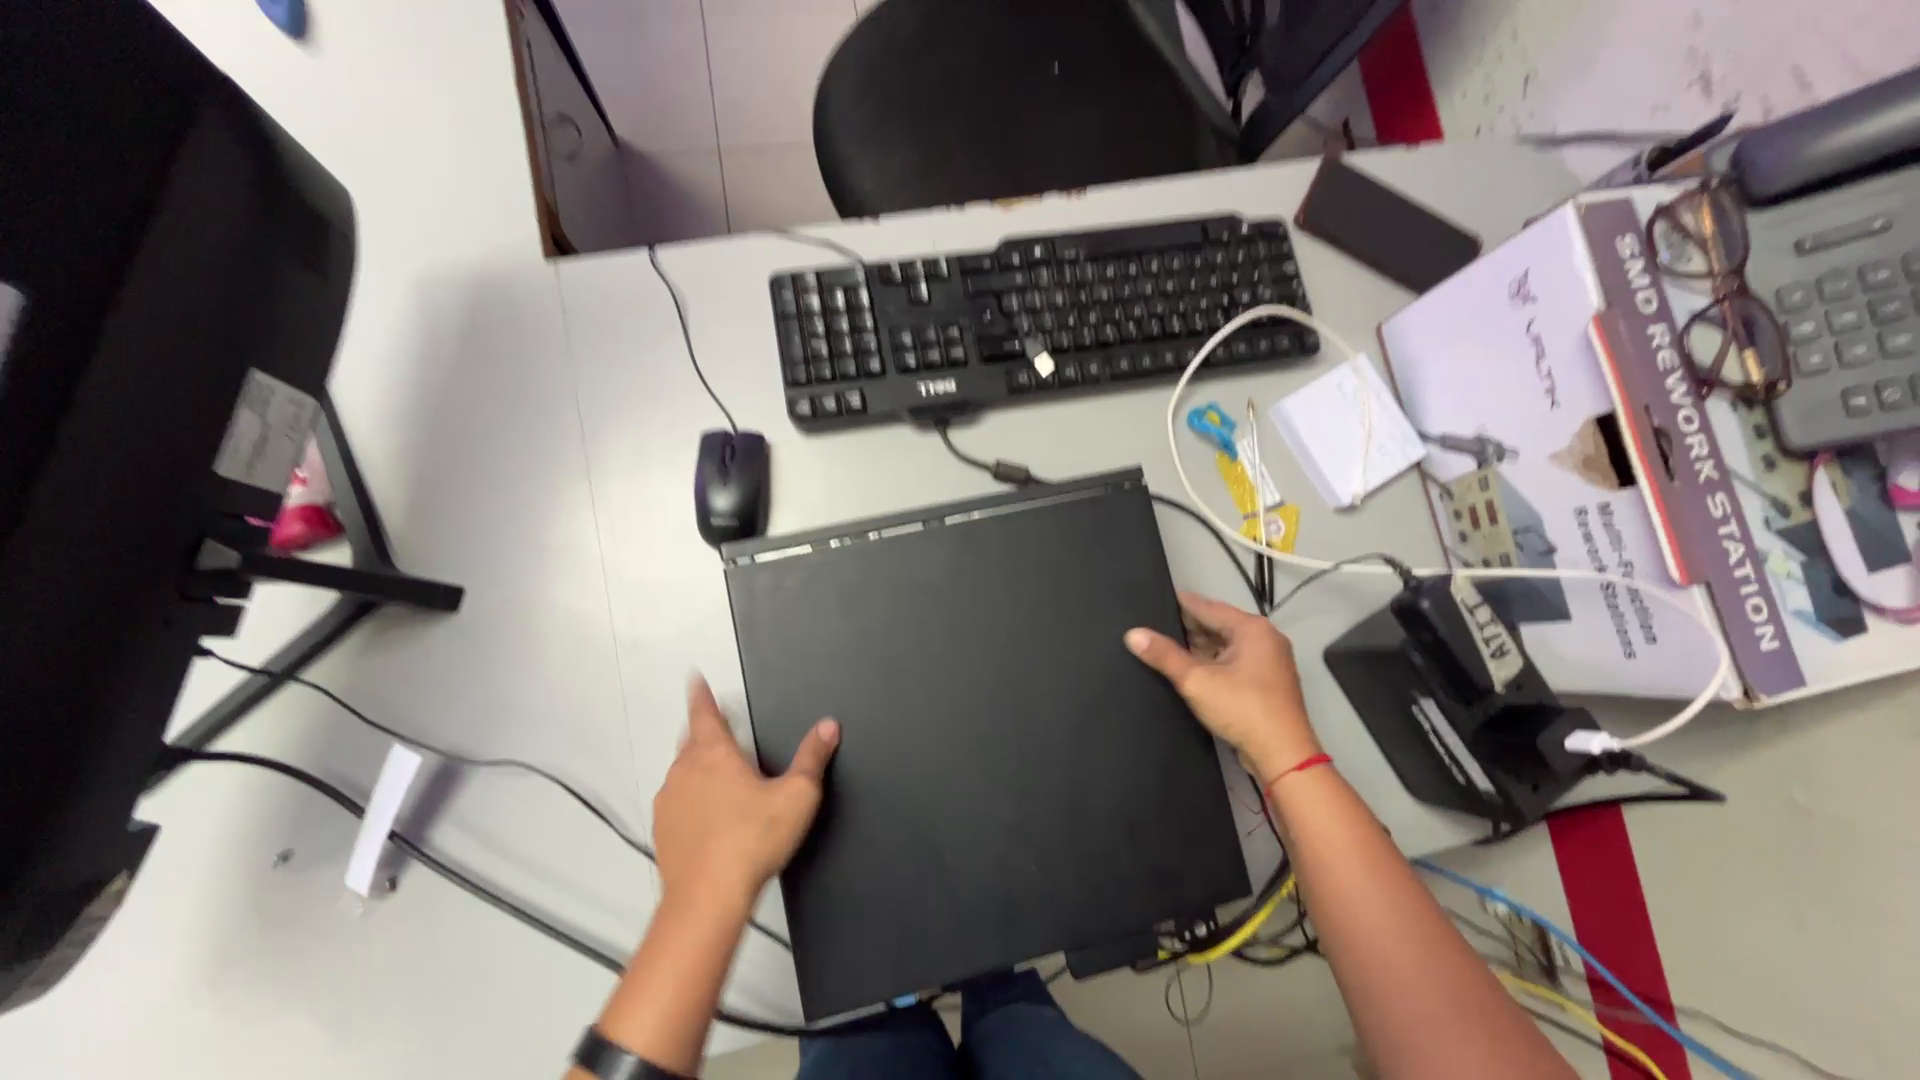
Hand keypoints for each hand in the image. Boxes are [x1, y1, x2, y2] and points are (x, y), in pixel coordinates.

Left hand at [652, 677, 838, 909]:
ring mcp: (669, 802)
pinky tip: (709, 819)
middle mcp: (684, 771)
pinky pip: (677, 804)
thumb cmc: (753, 841)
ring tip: (721, 779)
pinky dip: (691, 801)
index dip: (700, 694)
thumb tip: (829, 726)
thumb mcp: (798, 796)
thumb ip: (813, 757)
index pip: (704, 712)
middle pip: (690, 741)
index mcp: (714, 754)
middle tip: (717, 729)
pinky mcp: (663, 831)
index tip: (694, 679)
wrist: (707, 898)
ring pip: (682, 773)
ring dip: (697, 769)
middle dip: (703, 732)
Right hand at [1125, 591, 1321, 781]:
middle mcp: (1264, 638)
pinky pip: (1233, 662)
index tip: (1152, 599)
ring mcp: (1268, 661)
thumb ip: (1163, 655)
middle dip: (1187, 627)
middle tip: (1152, 626)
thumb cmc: (1242, 708)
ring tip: (1165, 647)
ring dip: (1199, 647)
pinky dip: (1212, 663)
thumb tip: (1132, 633)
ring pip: (1225, 645)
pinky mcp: (1266, 682)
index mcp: (1252, 628)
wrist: (1283, 754)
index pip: (1206, 606)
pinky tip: (1189, 669)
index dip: (1178, 603)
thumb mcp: (1196, 680)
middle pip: (1218, 625)